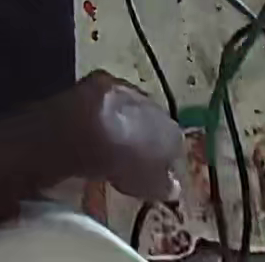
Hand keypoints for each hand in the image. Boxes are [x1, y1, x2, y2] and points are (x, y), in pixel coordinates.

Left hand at [65, 71, 183, 202]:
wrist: (90, 131)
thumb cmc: (123, 165)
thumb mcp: (148, 187)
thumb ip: (164, 184)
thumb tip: (173, 184)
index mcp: (170, 131)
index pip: (174, 144)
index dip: (163, 155)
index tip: (152, 165)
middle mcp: (154, 105)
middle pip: (153, 119)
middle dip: (144, 131)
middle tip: (130, 148)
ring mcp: (128, 88)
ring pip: (131, 104)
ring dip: (124, 115)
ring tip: (110, 134)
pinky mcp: (103, 78)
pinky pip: (108, 94)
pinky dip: (104, 104)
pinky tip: (94, 117)